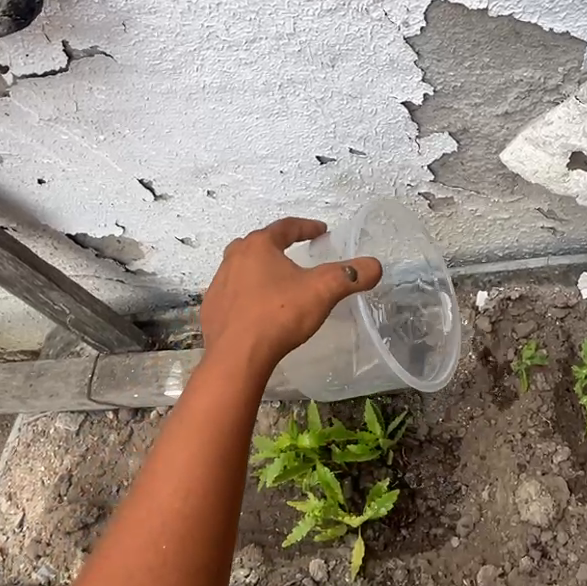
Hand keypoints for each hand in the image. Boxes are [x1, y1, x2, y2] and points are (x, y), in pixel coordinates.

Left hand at [200, 217, 382, 371]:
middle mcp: (234, 258)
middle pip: (259, 244)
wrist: (235, 358)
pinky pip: (233, 295)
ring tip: (278, 283)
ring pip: (242, 268)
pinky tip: (258, 310)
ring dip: (261, 271)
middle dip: (279, 246)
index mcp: (259, 246)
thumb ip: (350, 275)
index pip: (286, 227)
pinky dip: (247, 295)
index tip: (321, 231)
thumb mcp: (322, 291)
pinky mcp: (211, 310)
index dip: (306, 227)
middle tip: (296, 253)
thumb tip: (375, 266)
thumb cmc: (278, 315)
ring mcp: (218, 285)